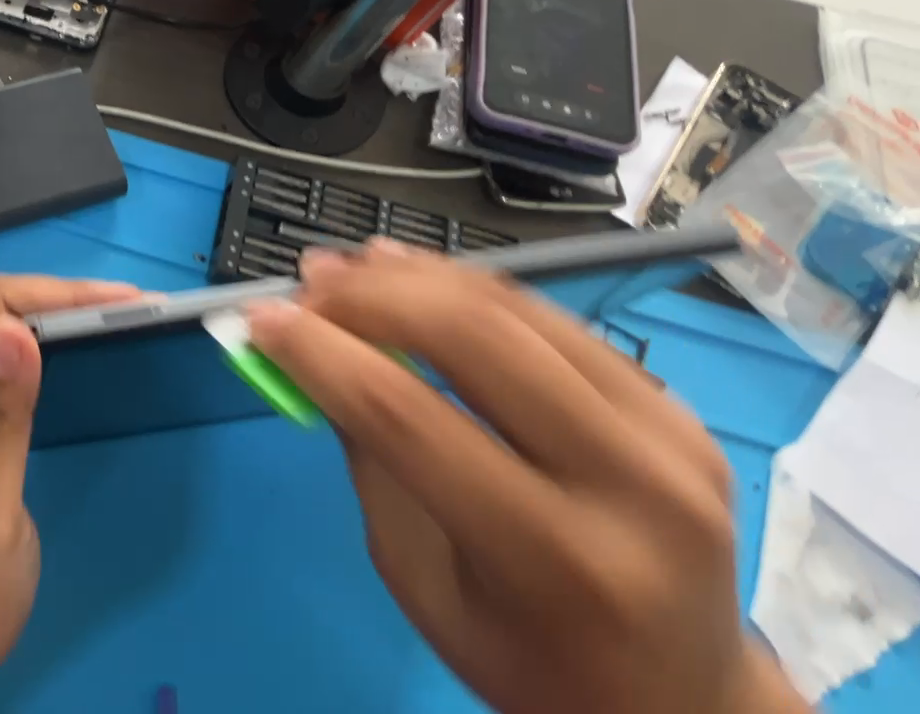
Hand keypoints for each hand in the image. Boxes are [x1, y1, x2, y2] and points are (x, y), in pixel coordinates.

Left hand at [0, 275, 138, 713]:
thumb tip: (13, 330)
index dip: (60, 293)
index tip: (128, 305)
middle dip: (69, 301)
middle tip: (141, 315)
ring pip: (4, 337)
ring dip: (61, 323)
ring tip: (124, 329)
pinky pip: (5, 370)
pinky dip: (48, 355)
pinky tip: (82, 365)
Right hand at [246, 242, 805, 713]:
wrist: (679, 694)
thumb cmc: (524, 656)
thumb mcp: (417, 576)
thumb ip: (370, 458)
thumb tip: (312, 357)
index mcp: (552, 556)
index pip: (407, 417)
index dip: (318, 354)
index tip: (258, 318)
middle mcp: (629, 484)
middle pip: (474, 339)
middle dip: (369, 297)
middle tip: (306, 284)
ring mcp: (669, 434)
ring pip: (516, 310)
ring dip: (414, 277)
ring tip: (348, 266)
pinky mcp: (677, 406)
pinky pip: (550, 319)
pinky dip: (467, 288)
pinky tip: (414, 277)